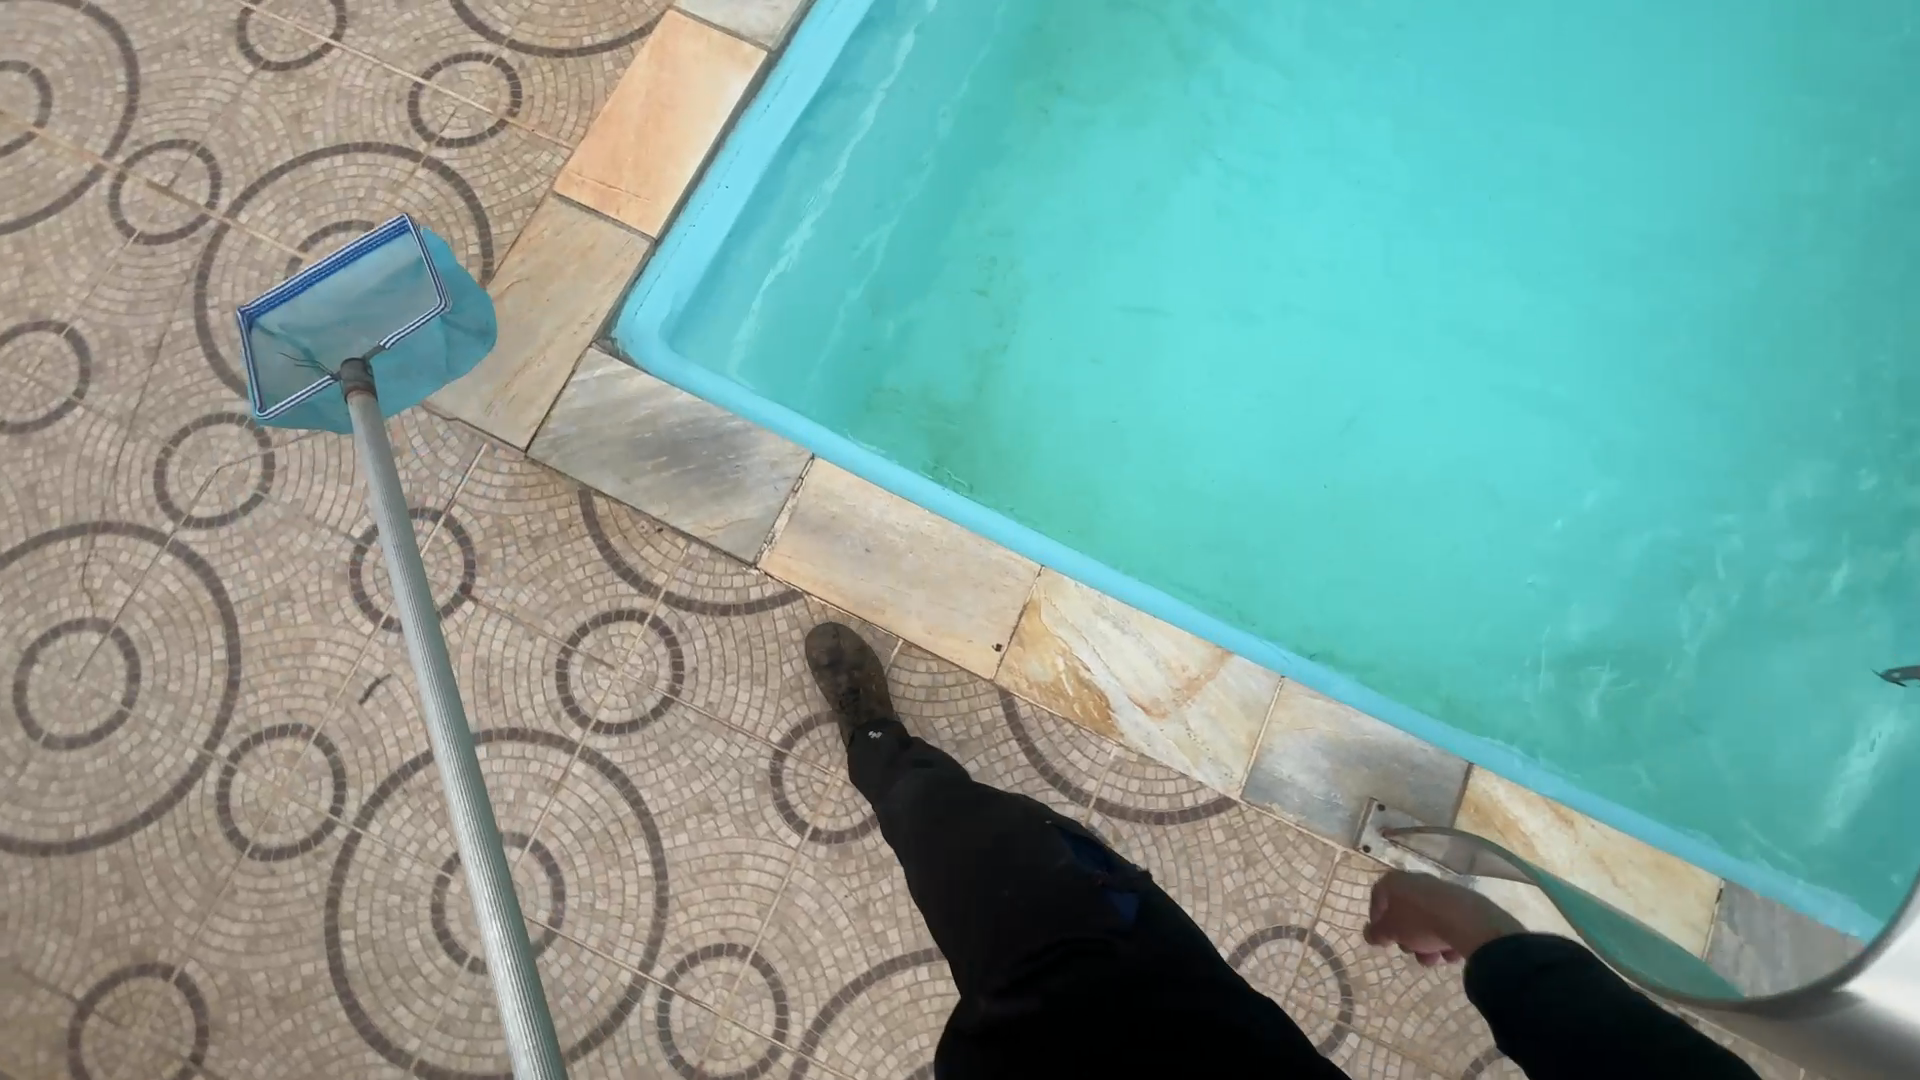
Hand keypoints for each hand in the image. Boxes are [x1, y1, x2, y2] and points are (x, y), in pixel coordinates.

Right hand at [1363, 871, 1526, 966]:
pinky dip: (1446, 937)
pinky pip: (1447, 921)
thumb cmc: (1419, 922)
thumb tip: (1370, 935)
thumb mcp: (1391, 931)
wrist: (1466, 921)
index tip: (1383, 939)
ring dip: (1427, 942)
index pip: (1377, 899)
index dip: (1377, 921)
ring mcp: (1439, 891)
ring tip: (1434, 959)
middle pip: (1404, 912)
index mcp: (1392, 882)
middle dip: (1407, 937)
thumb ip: (1377, 933)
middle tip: (1411, 952)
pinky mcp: (1462, 902)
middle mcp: (1414, 881)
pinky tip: (1451, 953)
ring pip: (1426, 920)